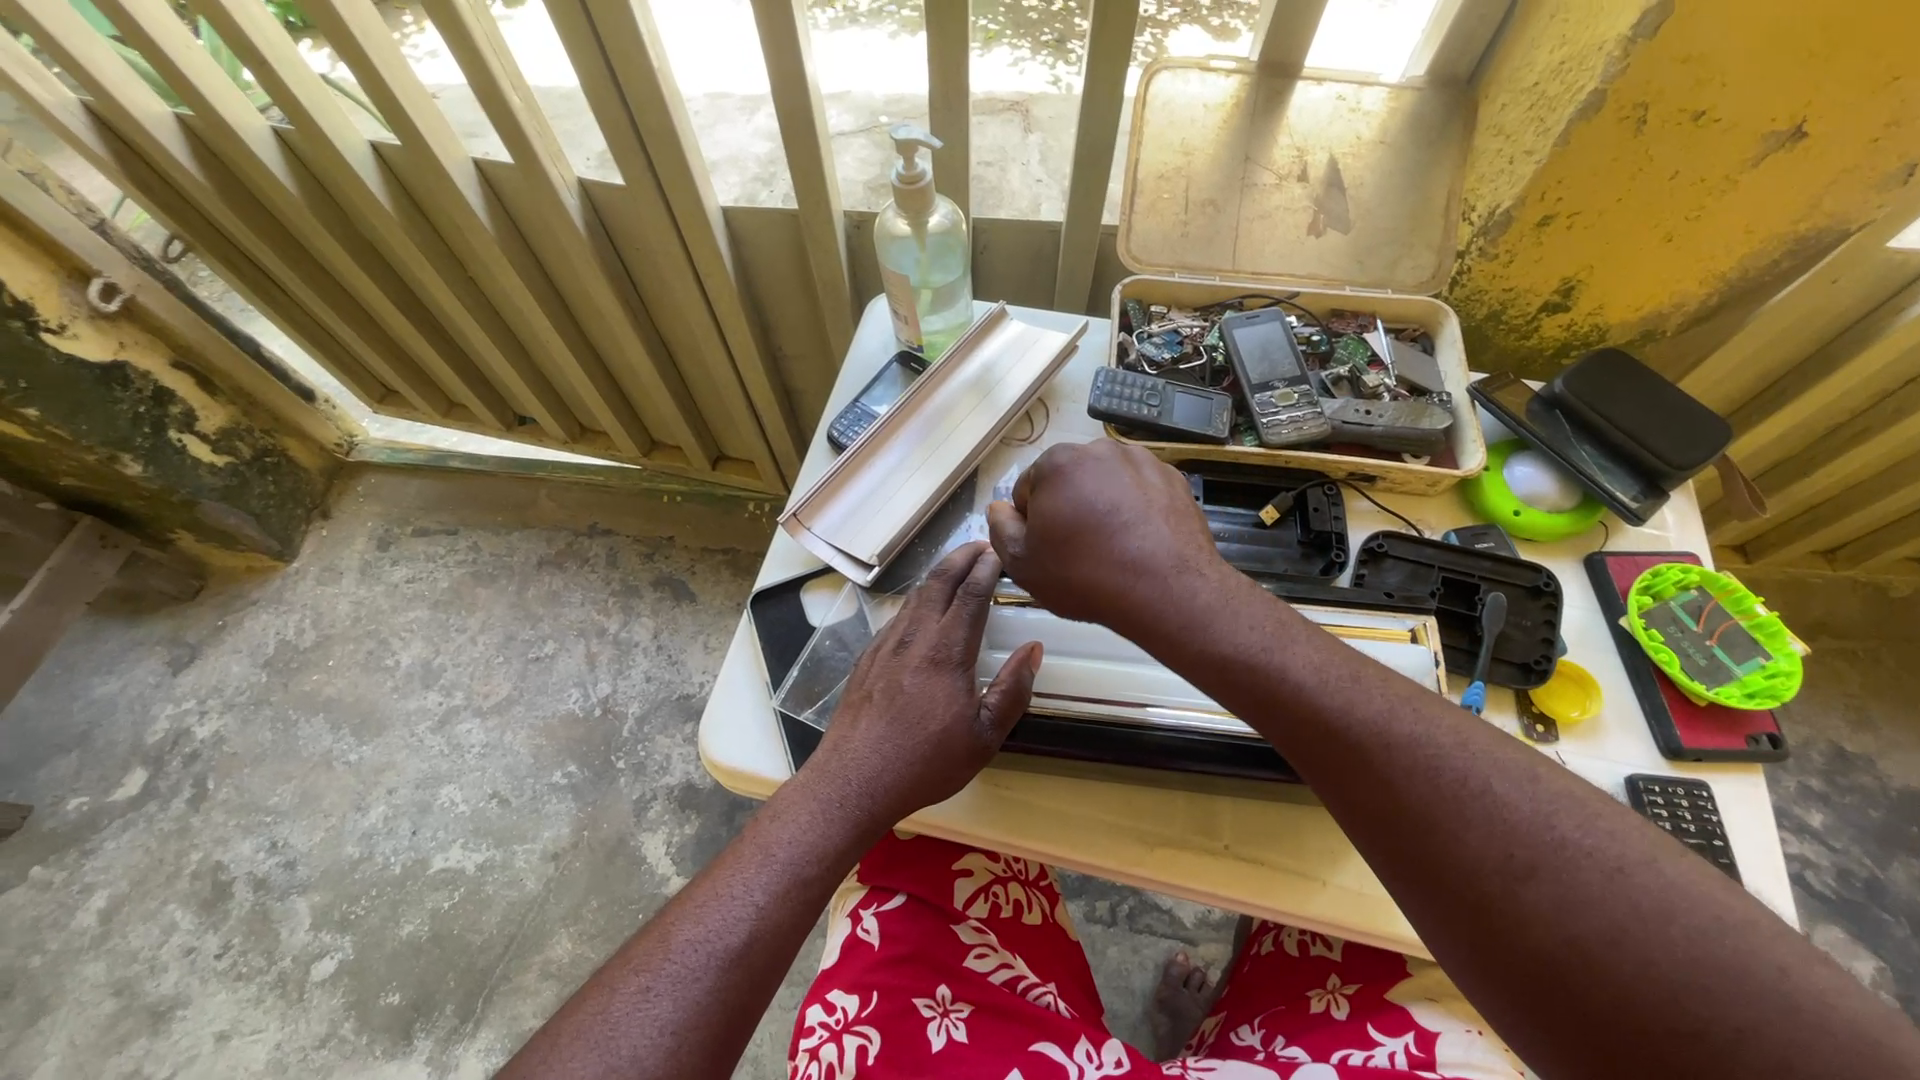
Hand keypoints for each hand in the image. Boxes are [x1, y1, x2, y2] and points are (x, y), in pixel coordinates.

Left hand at [802, 542, 1041, 827]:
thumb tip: (1034, 650)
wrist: (854, 780)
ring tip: (954, 569)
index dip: (987, 569)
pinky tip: (919, 612)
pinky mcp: (866, 661)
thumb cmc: (925, 763)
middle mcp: (914, 639)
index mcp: (946, 653)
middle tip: (979, 545)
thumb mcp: (984, 737)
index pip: (971, 596)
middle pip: (937, 583)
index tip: (999, 553)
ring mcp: (884, 647)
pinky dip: (915, 602)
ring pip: (913, 598)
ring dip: (937, 577)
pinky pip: (895, 619)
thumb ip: (1012, 691)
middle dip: (960, 558)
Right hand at [987, 440, 1229, 634]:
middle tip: (1079, 553)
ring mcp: (1142, 461)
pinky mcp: (1173, 479)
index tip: (1049, 550)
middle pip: (1069, 481)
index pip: (1028, 490)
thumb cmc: (1085, 576)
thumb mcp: (1023, 564)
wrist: (1167, 590)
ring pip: (1107, 485)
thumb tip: (998, 508)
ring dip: (1103, 508)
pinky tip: (1140, 544)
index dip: (1033, 524)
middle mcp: (1099, 450)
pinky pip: (1141, 492)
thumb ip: (1001, 529)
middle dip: (1069, 509)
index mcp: (1057, 463)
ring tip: (1113, 550)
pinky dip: (1136, 511)